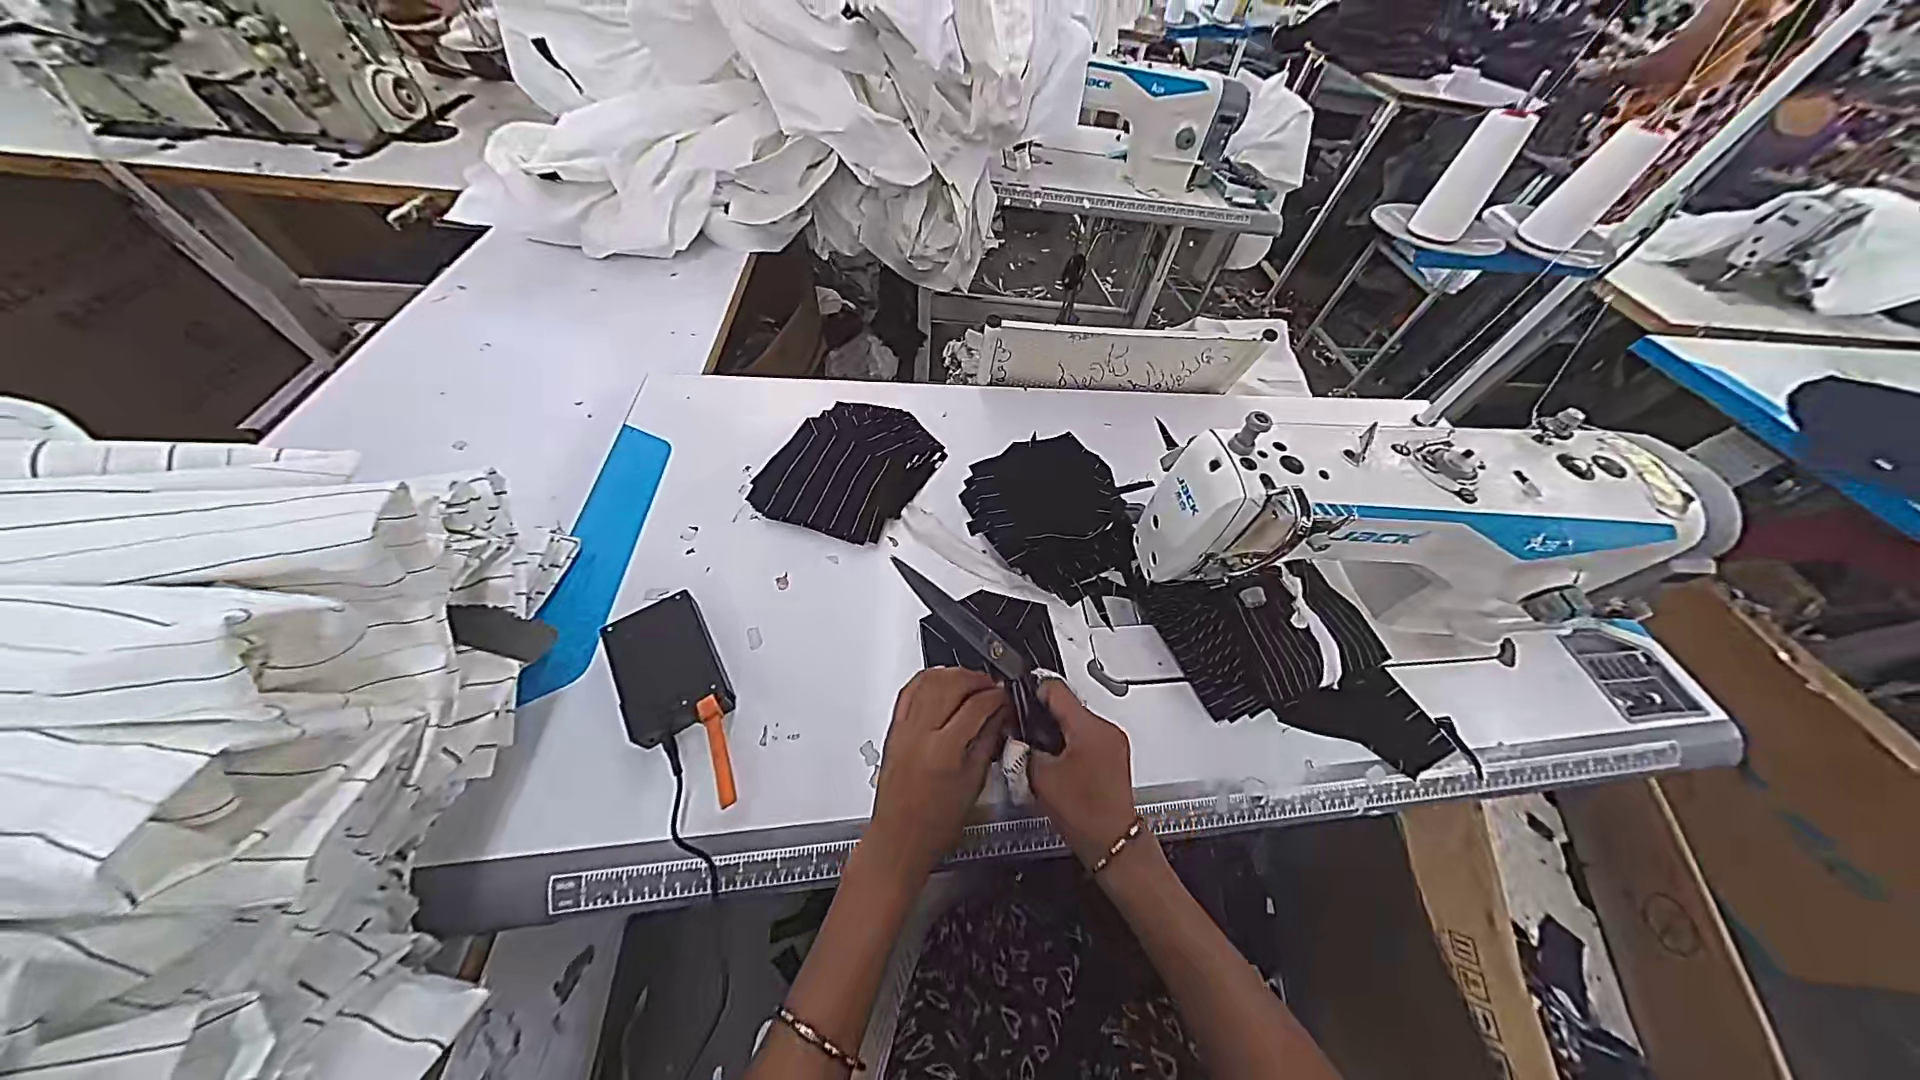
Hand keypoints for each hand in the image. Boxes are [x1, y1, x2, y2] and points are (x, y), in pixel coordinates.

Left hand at [868, 668, 1008, 874]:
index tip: (1005, 697)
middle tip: (991, 687)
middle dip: (977, 679)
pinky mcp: (893, 729)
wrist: (900, 839)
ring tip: (969, 682)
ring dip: (952, 674)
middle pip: (951, 684)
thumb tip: (999, 716)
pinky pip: (909, 691)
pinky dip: (927, 680)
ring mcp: (903, 729)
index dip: (997, 697)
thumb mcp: (974, 784)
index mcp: (944, 751)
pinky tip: (940, 682)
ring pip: (928, 681)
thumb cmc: (933, 824)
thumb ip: (988, 742)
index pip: (976, 706)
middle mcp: (920, 735)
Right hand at [1028, 680, 1140, 867]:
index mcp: (1089, 727)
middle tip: (1025, 730)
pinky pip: (1087, 736)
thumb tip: (1016, 734)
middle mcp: (1106, 729)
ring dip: (1057, 730)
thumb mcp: (1040, 776)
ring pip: (1076, 721)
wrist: (1112, 843)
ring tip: (1041, 751)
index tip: (1019, 696)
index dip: (1031, 691)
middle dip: (1043, 716)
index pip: (1056, 689)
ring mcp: (1114, 742)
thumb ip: (1023, 748)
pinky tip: (1058, 762)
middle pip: (1067, 704)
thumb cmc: (1085, 815)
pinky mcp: (1115, 755)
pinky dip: (1070, 742)